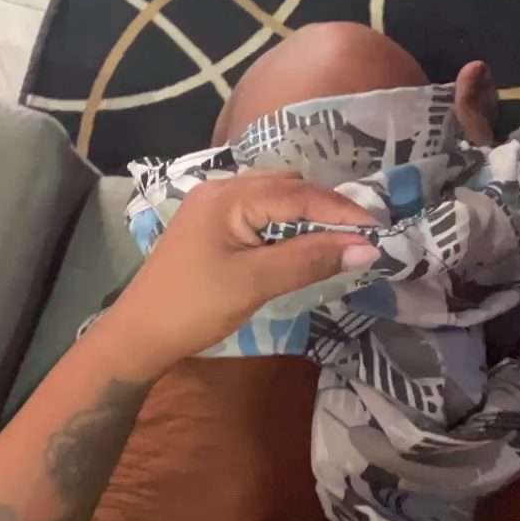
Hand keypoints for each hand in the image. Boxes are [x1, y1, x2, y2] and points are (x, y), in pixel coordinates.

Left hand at [101, 171, 379, 366]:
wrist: (140, 333)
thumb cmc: (195, 306)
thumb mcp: (256, 282)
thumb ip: (309, 260)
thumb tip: (366, 247)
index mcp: (228, 196)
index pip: (298, 194)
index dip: (341, 210)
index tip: (379, 229)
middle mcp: (220, 189)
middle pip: (286, 187)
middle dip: (326, 207)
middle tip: (362, 234)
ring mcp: (212, 206)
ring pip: (273, 197)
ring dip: (306, 213)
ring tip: (338, 237)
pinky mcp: (210, 225)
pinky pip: (257, 211)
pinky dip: (285, 222)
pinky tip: (299, 241)